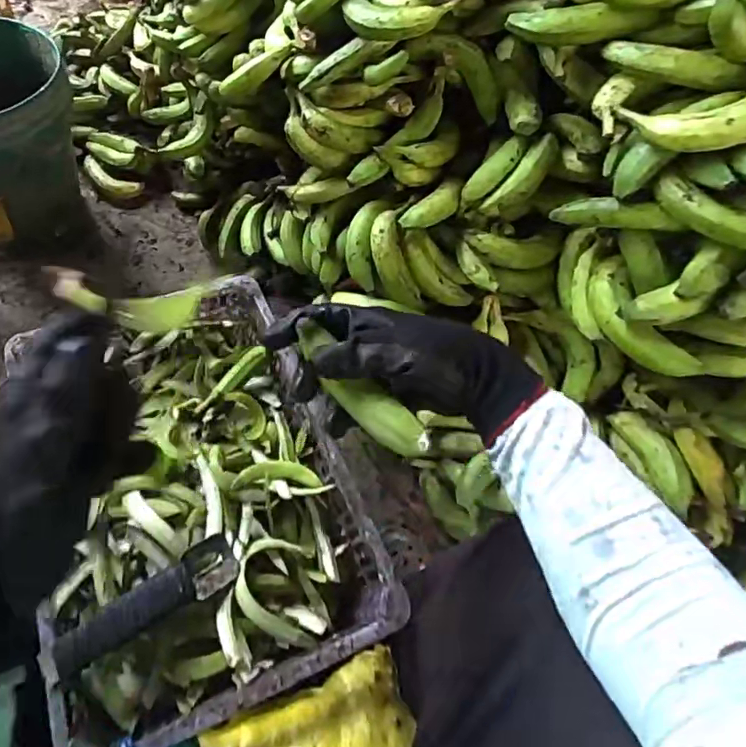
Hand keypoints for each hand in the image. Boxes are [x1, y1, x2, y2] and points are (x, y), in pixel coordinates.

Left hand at [0, 313, 139, 677]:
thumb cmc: (3, 522)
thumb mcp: (35, 455)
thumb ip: (63, 398)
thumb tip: (84, 337)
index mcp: (27, 401)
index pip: (59, 343)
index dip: (89, 327)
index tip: (124, 325)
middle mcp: (43, 414)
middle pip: (93, 377)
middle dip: (113, 393)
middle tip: (111, 428)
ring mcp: (57, 447)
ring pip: (104, 413)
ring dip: (118, 427)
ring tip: (108, 461)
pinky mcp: (70, 478)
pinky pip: (107, 451)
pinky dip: (122, 456)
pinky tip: (136, 467)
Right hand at [263, 305, 544, 440]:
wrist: (478, 379)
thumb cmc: (434, 356)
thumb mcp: (389, 353)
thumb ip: (350, 356)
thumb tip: (313, 360)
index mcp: (362, 320)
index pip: (317, 316)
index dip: (290, 327)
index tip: (267, 343)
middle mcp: (362, 339)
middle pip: (320, 351)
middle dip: (306, 370)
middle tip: (299, 392)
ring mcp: (373, 365)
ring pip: (335, 379)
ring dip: (325, 396)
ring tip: (325, 418)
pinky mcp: (384, 388)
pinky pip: (355, 399)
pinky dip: (345, 413)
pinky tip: (341, 430)